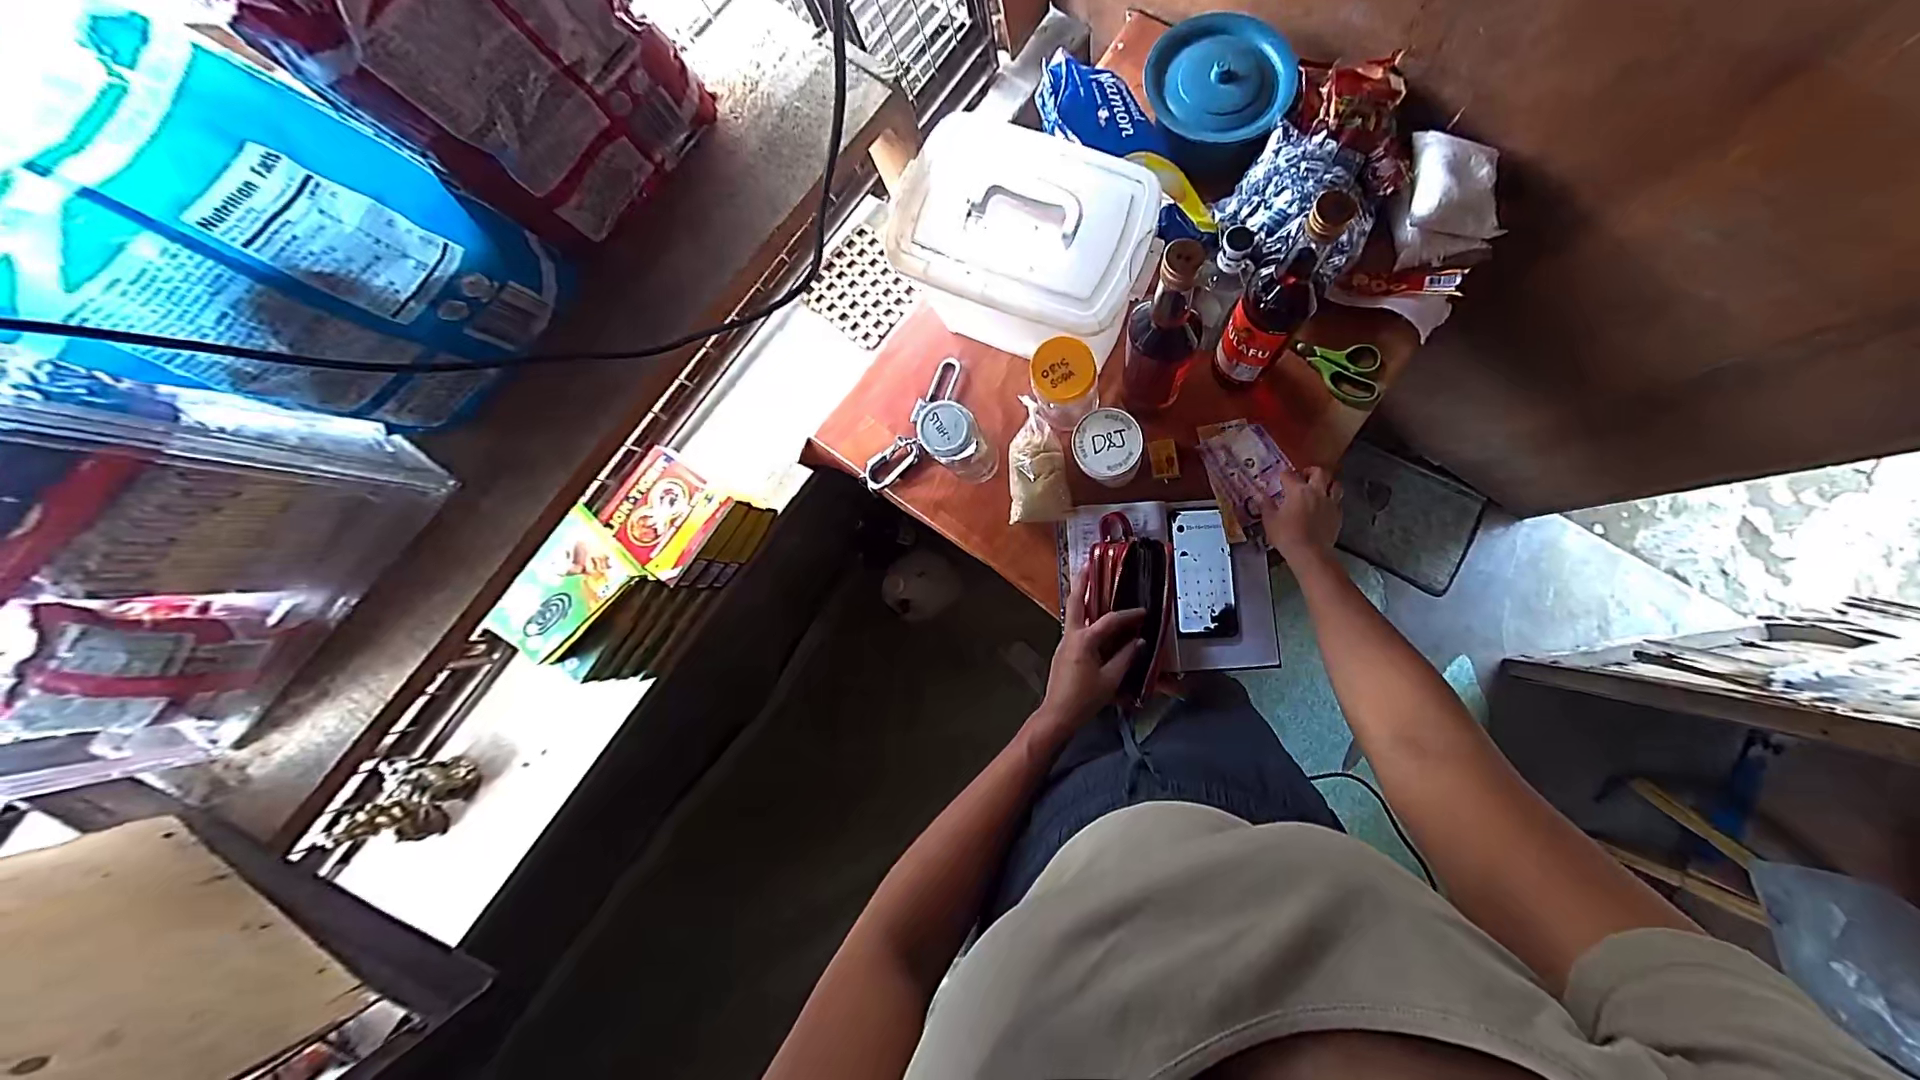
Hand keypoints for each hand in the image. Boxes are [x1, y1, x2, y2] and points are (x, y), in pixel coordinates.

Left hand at [1034, 565, 1144, 735]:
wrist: (1057, 714)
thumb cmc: (1084, 699)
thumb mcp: (1111, 680)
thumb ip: (1125, 658)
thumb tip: (1139, 643)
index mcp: (1084, 640)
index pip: (1109, 620)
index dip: (1128, 615)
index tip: (1143, 612)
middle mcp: (1071, 636)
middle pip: (1076, 602)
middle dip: (1083, 582)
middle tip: (1089, 564)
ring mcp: (1064, 642)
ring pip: (1073, 612)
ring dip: (1081, 596)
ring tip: (1090, 583)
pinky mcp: (1064, 651)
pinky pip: (1075, 626)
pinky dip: (1084, 616)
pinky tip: (1093, 618)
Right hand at [1260, 466, 1342, 564]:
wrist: (1309, 552)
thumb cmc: (1286, 535)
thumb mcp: (1269, 520)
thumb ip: (1266, 506)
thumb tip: (1262, 497)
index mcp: (1298, 491)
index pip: (1289, 475)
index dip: (1283, 475)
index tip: (1279, 478)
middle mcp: (1317, 492)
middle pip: (1319, 472)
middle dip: (1311, 471)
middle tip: (1304, 475)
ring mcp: (1330, 503)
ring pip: (1335, 484)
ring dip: (1327, 483)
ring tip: (1320, 487)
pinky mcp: (1338, 514)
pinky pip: (1338, 501)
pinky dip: (1332, 499)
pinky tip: (1324, 506)